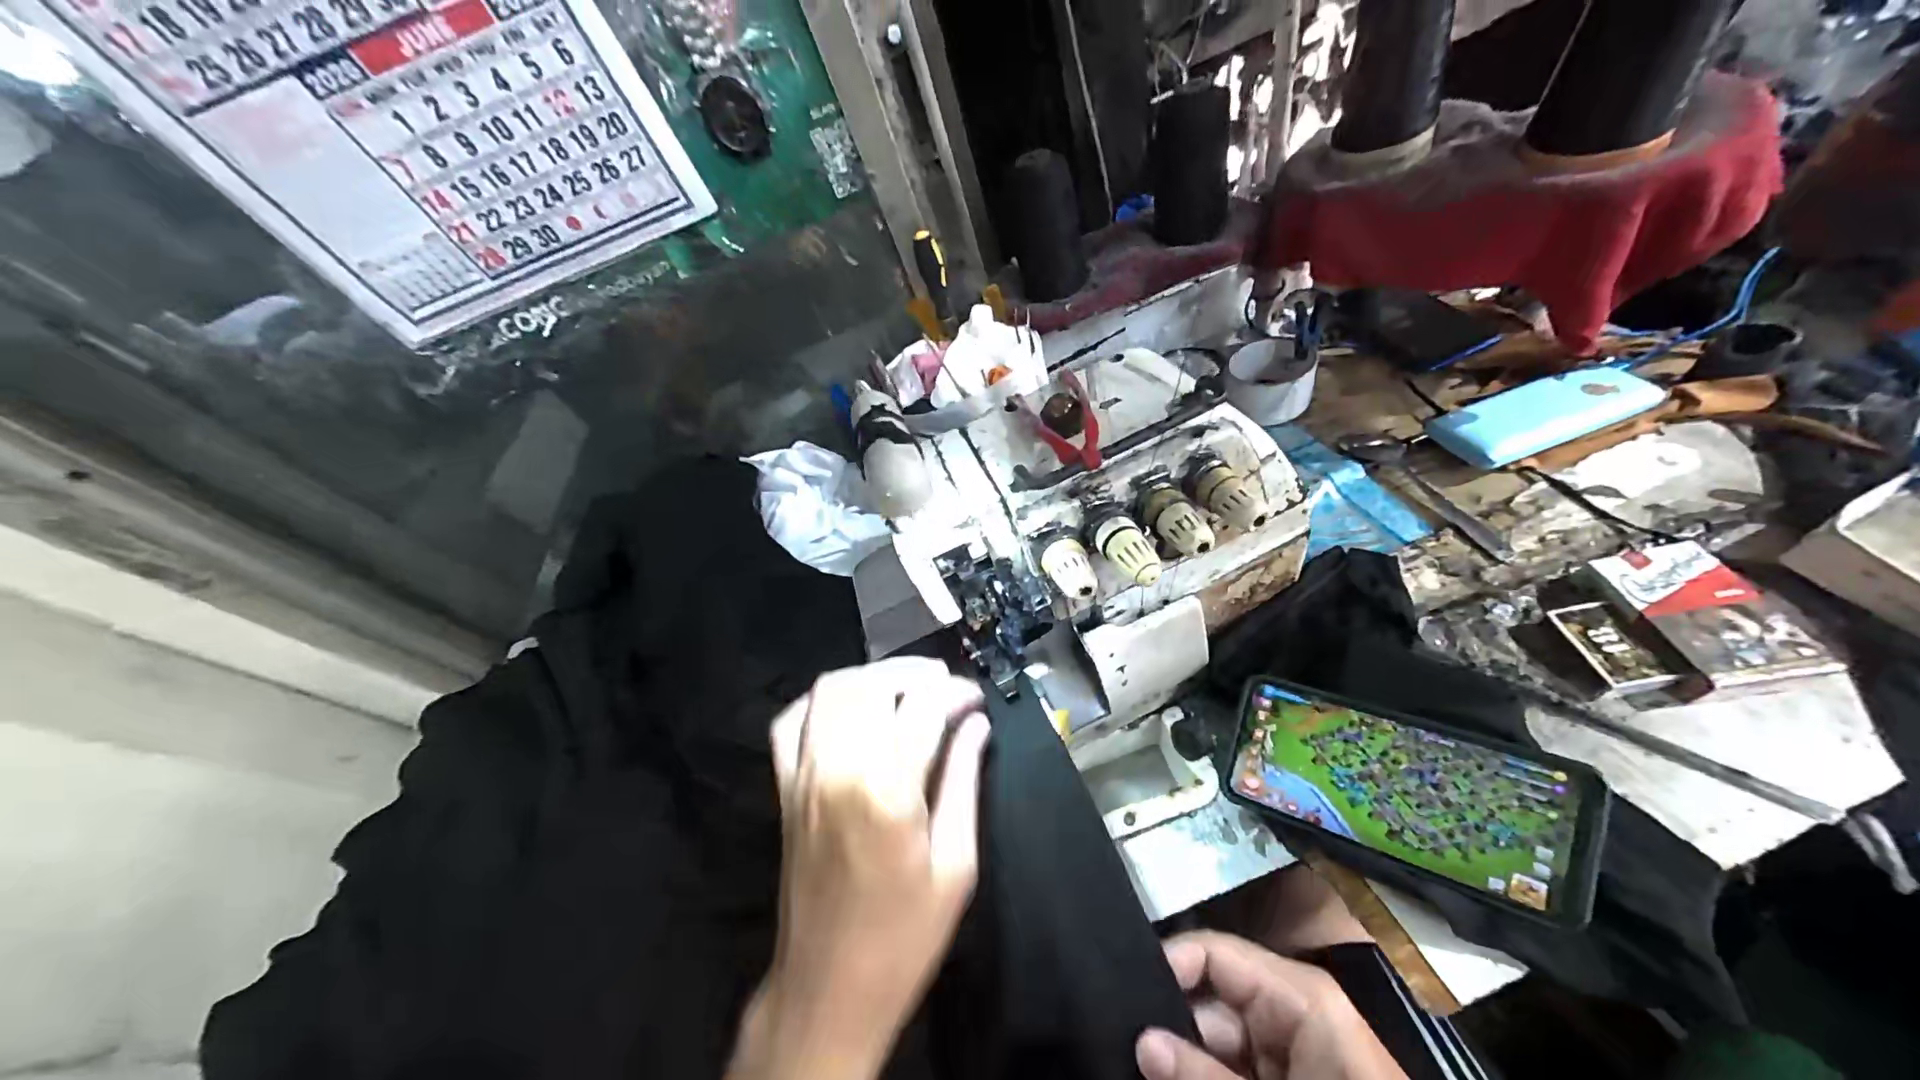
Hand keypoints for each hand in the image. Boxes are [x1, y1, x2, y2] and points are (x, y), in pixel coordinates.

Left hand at [727, 658, 990, 1079]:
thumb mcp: (955, 865)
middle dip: (913, 673)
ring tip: (905, 688)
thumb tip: (976, 726)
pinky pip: (791, 722)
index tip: (975, 698)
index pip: (922, 709)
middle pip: (871, 685)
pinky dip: (821, 701)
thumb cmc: (904, 936)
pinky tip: (850, 708)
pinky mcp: (784, 789)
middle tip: (944, 685)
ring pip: (830, 691)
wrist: (828, 985)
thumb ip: (963, 782)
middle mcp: (838, 770)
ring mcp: (803, 776)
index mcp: (888, 792)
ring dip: (871, 676)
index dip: (955, 692)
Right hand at [1136, 931, 1406, 1079]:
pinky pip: (1231, 1066)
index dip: (1166, 966)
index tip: (1123, 998)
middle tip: (1128, 1048)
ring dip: (1183, 1058)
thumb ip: (1206, 1073)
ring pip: (1213, 1039)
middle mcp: (1289, 1009)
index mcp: (1298, 994)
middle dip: (1168, 1025)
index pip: (1212, 951)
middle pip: (1207, 1000)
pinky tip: (1172, 1077)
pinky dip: (1204, 1074)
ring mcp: (1289, 1048)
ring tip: (1143, 1067)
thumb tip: (1142, 1040)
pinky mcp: (1284, 1075)